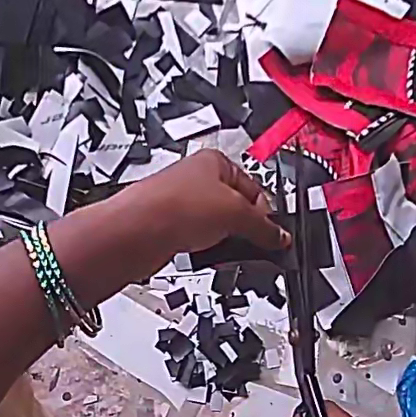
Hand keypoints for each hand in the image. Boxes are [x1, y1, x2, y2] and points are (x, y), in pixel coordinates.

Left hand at [106, 150, 289, 262]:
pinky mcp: (168, 230)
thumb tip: (279, 236)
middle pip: (234, 208)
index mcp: (215, 161)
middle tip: (251, 242)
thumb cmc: (174, 205)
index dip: (266, 211)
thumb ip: (264, 227)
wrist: (136, 232)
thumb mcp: (236, 214)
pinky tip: (202, 254)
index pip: (254, 186)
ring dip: (222, 241)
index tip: (275, 233)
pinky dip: (202, 250)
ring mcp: (180, 205)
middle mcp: (195, 180)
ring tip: (222, 248)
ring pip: (214, 227)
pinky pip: (195, 242)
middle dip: (243, 227)